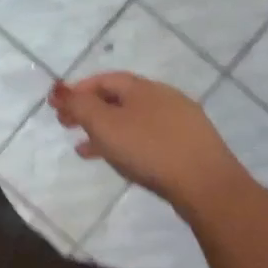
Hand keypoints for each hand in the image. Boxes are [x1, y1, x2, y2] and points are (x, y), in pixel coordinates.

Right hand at [50, 72, 249, 207]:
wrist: (209, 187)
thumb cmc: (148, 149)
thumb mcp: (102, 123)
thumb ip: (78, 104)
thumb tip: (61, 90)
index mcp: (144, 88)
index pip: (103, 79)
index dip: (77, 90)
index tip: (58, 108)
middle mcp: (165, 98)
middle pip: (118, 99)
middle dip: (89, 111)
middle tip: (67, 126)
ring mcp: (183, 122)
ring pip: (133, 120)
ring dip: (106, 130)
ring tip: (86, 148)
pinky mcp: (192, 145)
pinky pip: (150, 137)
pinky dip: (128, 143)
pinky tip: (119, 159)